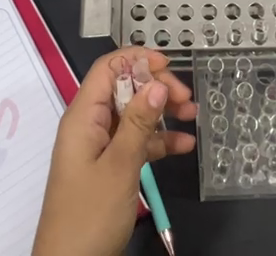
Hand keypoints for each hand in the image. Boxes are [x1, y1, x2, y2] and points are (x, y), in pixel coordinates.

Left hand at [32, 47, 197, 255]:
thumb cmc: (89, 215)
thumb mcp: (118, 166)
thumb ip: (138, 123)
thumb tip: (156, 84)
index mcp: (83, 116)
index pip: (107, 68)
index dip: (136, 59)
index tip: (168, 65)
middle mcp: (90, 125)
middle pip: (124, 88)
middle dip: (155, 87)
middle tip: (186, 99)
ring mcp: (99, 147)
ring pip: (133, 115)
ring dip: (162, 113)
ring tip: (192, 115)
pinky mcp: (109, 167)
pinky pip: (136, 142)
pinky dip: (158, 141)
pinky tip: (184, 146)